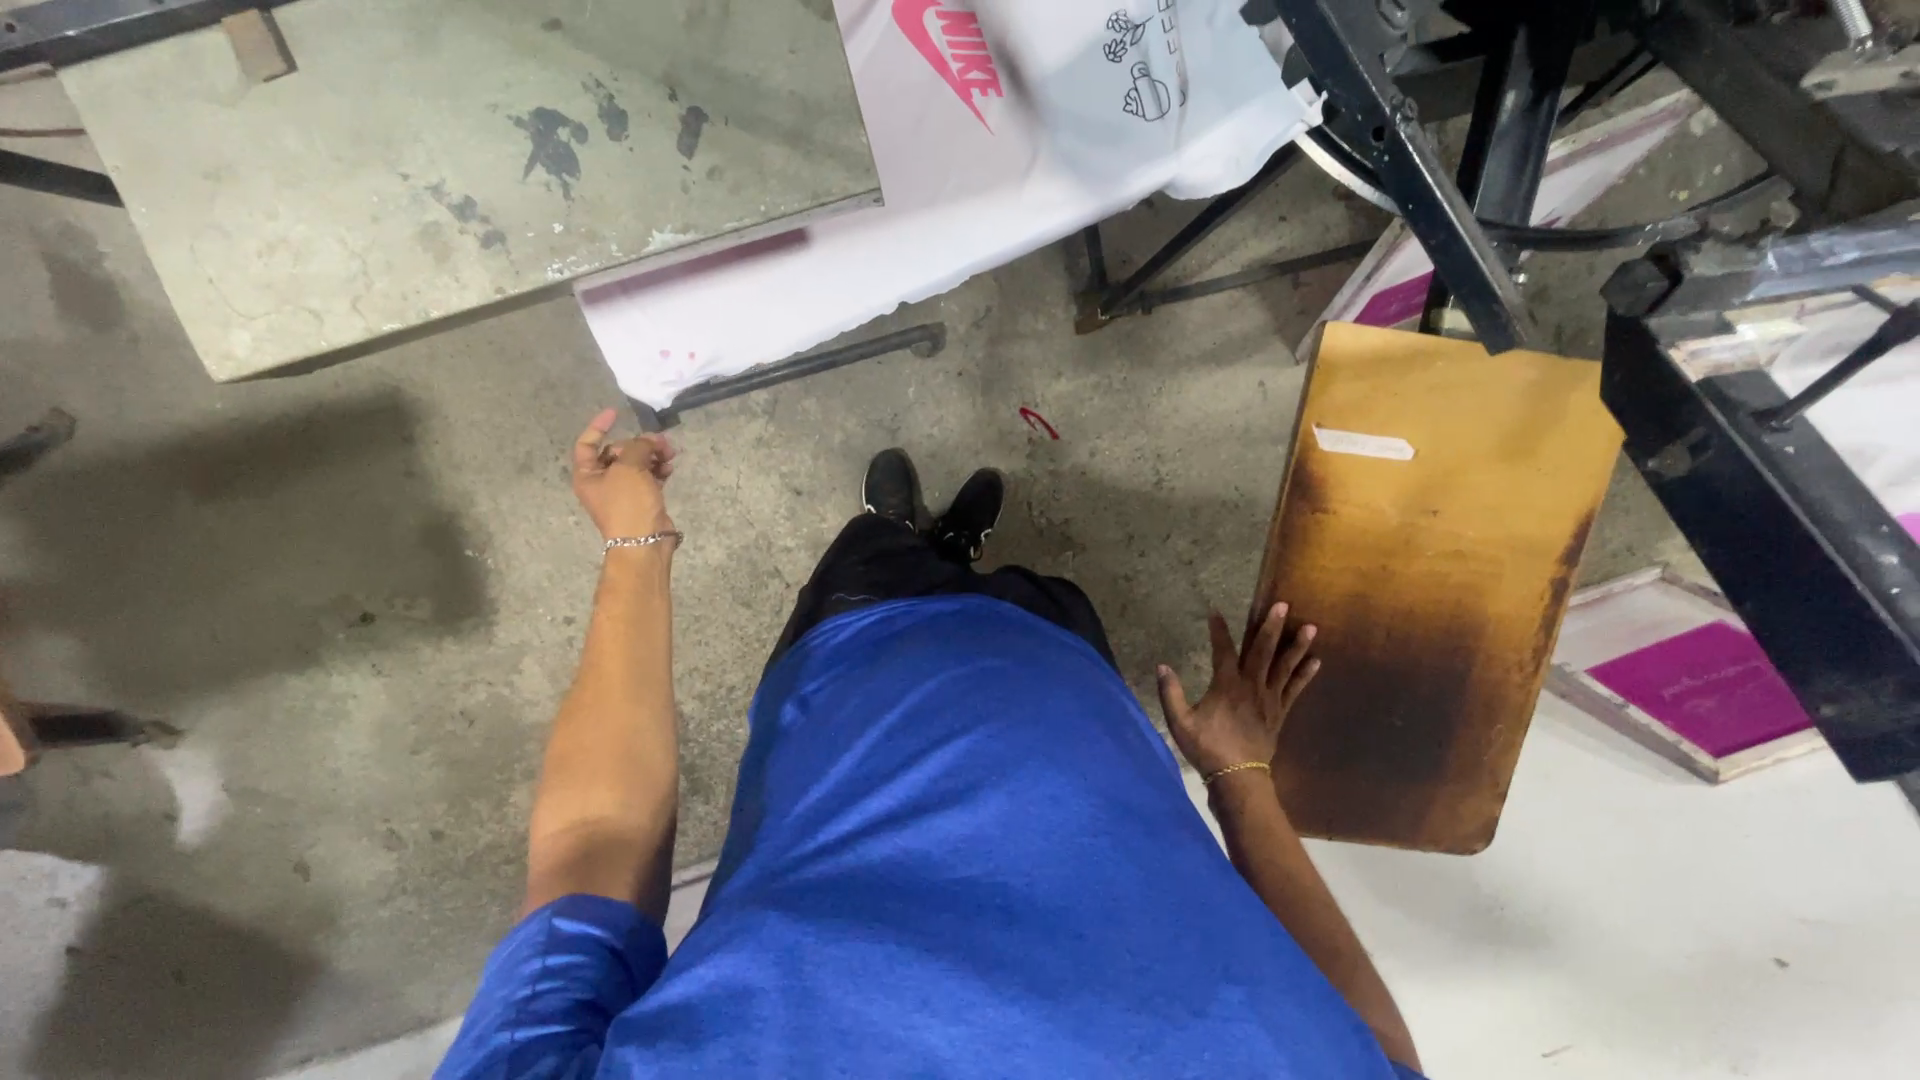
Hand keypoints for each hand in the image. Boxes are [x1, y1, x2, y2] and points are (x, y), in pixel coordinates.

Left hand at [571, 408, 676, 539]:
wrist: (644, 542)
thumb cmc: (628, 504)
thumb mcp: (628, 468)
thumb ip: (638, 446)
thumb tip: (649, 440)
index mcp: (587, 475)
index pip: (587, 444)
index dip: (599, 426)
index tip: (616, 413)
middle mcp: (602, 482)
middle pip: (618, 452)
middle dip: (639, 444)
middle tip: (659, 442)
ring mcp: (622, 492)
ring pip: (636, 464)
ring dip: (652, 456)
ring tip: (669, 454)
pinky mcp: (641, 499)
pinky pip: (648, 477)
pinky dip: (658, 469)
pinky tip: (669, 467)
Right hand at [1156, 602, 1319, 775]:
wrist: (1238, 777)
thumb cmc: (1206, 748)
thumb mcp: (1180, 722)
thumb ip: (1170, 693)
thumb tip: (1162, 666)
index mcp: (1226, 686)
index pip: (1223, 651)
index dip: (1219, 631)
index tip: (1216, 612)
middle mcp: (1251, 687)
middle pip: (1263, 651)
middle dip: (1272, 627)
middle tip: (1284, 605)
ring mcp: (1269, 699)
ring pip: (1285, 667)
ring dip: (1297, 646)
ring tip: (1311, 627)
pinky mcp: (1279, 713)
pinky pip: (1295, 689)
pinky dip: (1305, 675)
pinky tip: (1316, 661)